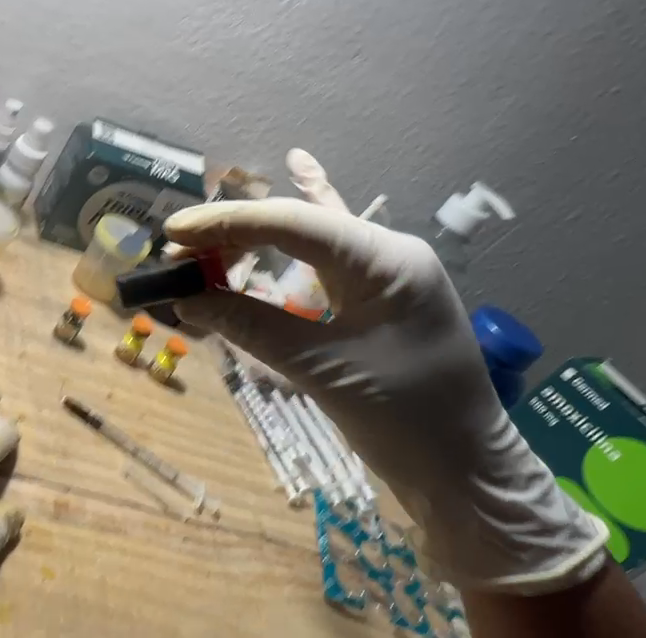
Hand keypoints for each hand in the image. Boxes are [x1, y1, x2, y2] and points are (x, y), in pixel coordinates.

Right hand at [166, 196, 609, 593]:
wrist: (472, 480)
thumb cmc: (409, 423)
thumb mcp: (323, 371)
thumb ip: (251, 324)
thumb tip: (183, 297)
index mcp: (385, 260)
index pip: (292, 222)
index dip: (226, 223)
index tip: (173, 234)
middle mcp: (384, 252)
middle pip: (293, 224)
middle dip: (231, 237)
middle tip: (176, 259)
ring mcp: (382, 272)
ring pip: (304, 235)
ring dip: (250, 241)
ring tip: (200, 249)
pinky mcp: (374, 294)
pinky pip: (328, 250)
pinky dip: (302, 223)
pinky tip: (300, 165)